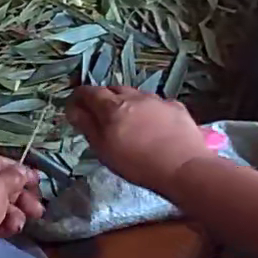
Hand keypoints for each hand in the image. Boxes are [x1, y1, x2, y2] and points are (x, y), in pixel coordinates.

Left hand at [0, 154, 43, 257]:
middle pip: (1, 186)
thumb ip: (15, 177)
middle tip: (38, 210)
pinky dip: (1, 224)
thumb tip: (22, 170)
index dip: (21, 171)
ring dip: (14, 214)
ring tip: (19, 225)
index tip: (38, 181)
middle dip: (21, 198)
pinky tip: (8, 231)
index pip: (0, 162)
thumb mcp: (0, 187)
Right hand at [67, 86, 216, 193]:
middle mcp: (134, 96)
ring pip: (136, 95)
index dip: (79, 97)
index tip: (75, 107)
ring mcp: (157, 100)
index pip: (89, 92)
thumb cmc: (137, 164)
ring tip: (129, 122)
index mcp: (112, 107)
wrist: (183, 167)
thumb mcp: (104, 150)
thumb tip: (74, 109)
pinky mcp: (176, 107)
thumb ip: (87, 126)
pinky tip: (154, 126)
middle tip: (101, 116)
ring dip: (127, 103)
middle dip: (103, 99)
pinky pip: (156, 103)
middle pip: (113, 90)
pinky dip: (149, 110)